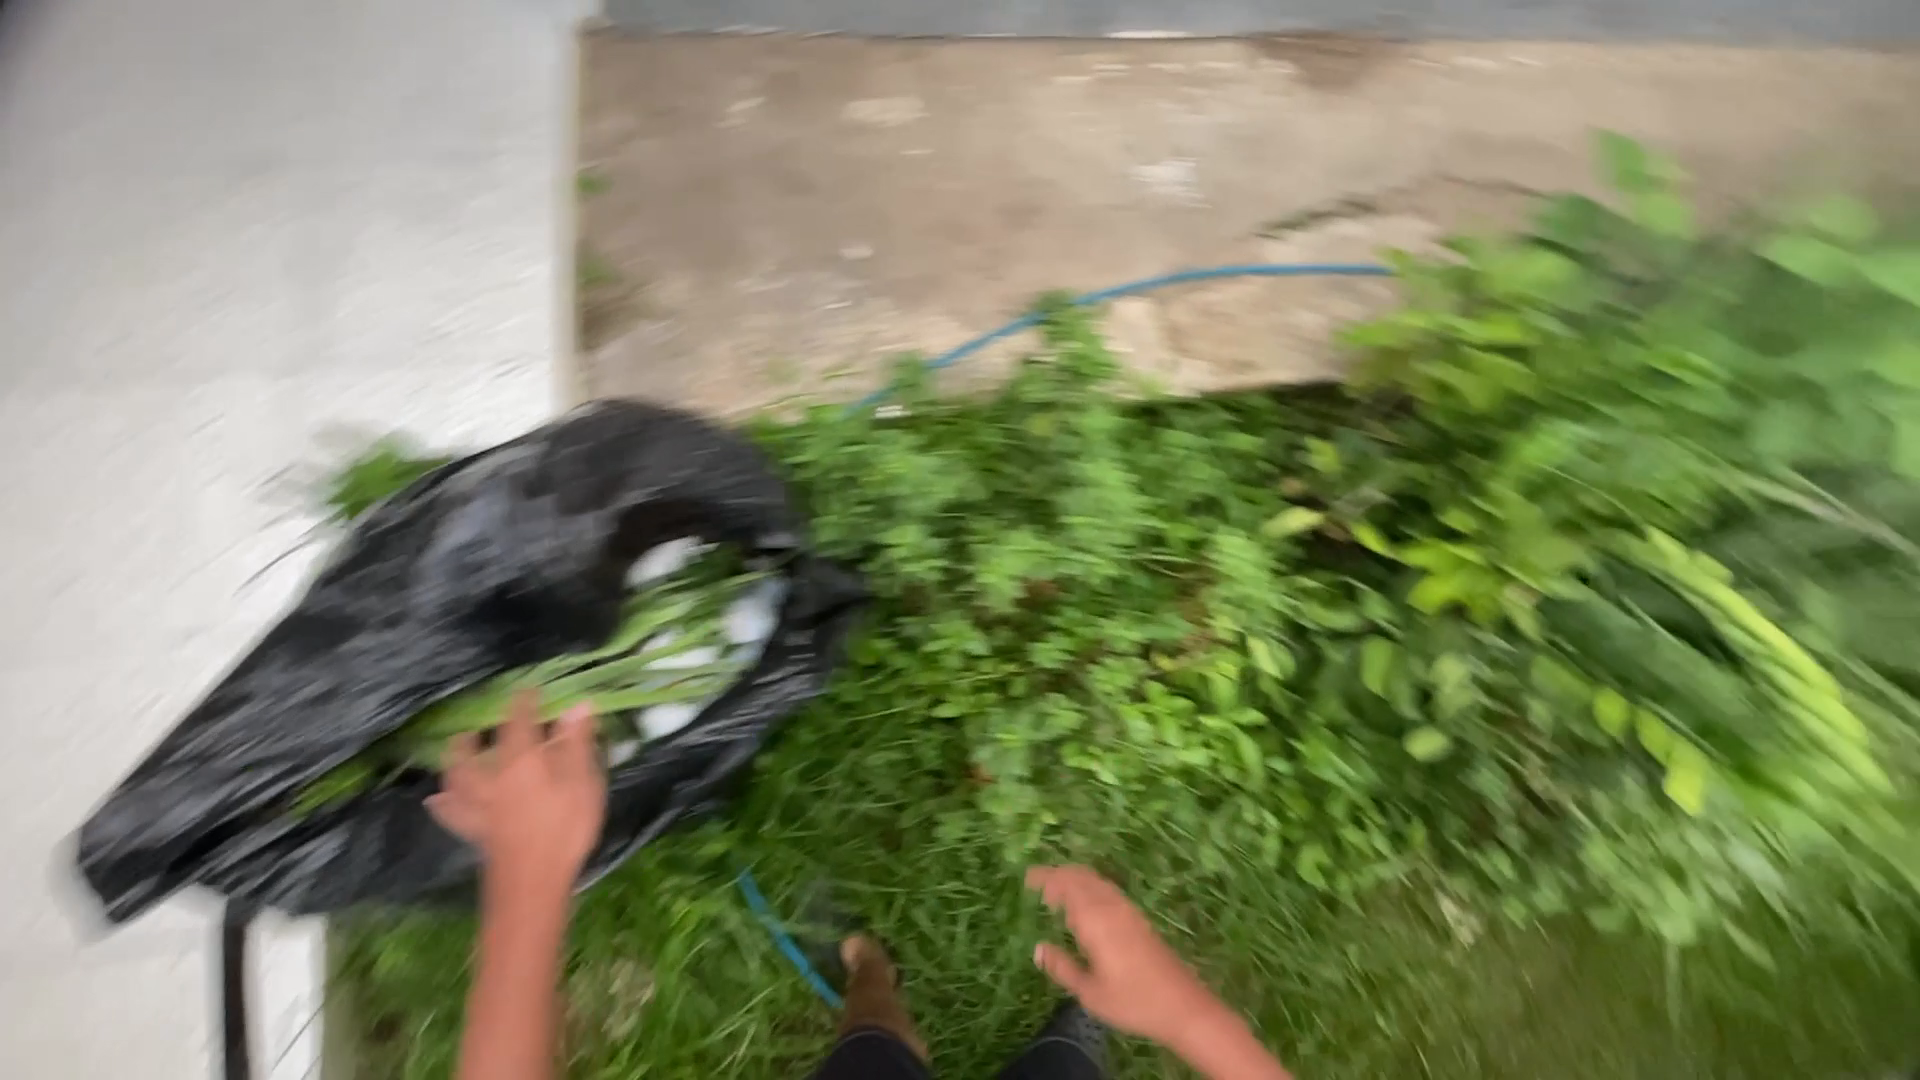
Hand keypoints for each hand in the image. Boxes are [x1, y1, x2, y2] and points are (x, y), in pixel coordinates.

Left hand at [428, 691, 606, 899]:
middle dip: (474, 737)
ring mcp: (480, 808)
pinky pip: (452, 814)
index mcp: (522, 761)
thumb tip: (576, 705)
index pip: (519, 722)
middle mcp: (493, 779)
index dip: (524, 703)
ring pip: (456, 781)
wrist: (532, 884)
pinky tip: (436, 802)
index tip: (529, 689)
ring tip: (453, 753)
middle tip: (475, 727)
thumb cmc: (565, 828)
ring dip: (453, 764)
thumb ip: (578, 743)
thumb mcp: (584, 781)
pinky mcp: (475, 833)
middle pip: (473, 753)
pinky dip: (443, 805)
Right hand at [1025, 865, 1235, 1051]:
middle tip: (1038, 883)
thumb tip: (1037, 948)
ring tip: (1057, 891)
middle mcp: (1109, 906)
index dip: (1046, 877)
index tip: (1028, 878)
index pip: (1065, 885)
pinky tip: (1086, 904)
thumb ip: (1062, 968)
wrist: (1182, 1004)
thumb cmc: (1132, 1001)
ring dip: (1074, 878)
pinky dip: (1090, 886)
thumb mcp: (1090, 993)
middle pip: (1080, 875)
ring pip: (1095, 879)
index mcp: (1094, 920)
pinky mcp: (1137, 916)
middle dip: (1058, 873)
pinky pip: (1107, 888)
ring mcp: (1126, 909)